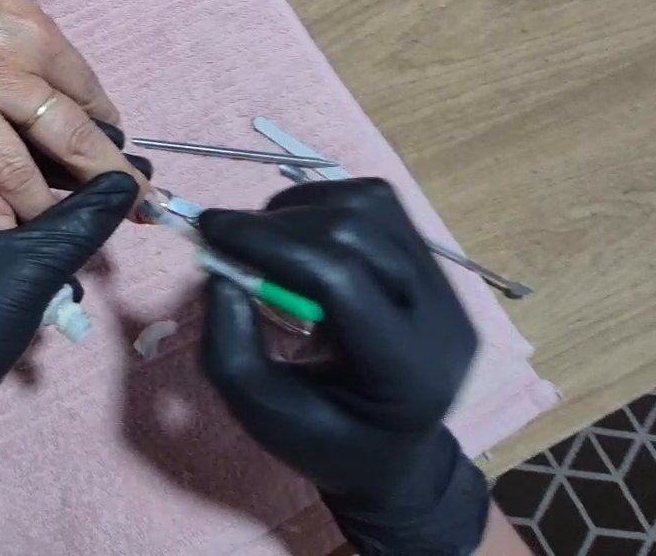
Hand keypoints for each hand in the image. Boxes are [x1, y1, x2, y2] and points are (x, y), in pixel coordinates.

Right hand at [0, 0, 144, 228]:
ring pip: (11, 170)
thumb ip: (30, 37)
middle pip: (66, 138)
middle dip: (103, 178)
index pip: (85, 92)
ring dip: (44, 205)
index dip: (107, 128)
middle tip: (126, 204)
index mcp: (29, 30)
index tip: (113, 147)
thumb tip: (55, 82)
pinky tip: (1, 225)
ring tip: (63, 224)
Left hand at [0, 150, 146, 516]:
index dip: (78, 142)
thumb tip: (131, 180)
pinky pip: (20, 217)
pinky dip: (54, 224)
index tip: (129, 155)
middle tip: (137, 183)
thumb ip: (83, 219)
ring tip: (122, 207)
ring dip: (72, 202)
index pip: (19, 135)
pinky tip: (88, 232)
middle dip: (82, 173)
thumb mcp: (32, 267)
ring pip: (26, 191)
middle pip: (27, 161)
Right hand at [197, 180, 492, 555]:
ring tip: (265, 235)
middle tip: (227, 237)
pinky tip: (299, 234)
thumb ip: (230, 346)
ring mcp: (446, 287)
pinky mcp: (434, 266)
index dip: (267, 243)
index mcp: (404, 372)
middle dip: (277, 225)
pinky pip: (377, 204)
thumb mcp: (261, 413)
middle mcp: (441, 320)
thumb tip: (220, 271)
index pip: (340, 279)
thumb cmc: (324, 438)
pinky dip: (325, 203)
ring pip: (370, 205)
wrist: (392, 452)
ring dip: (302, 207)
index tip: (208, 230)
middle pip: (355, 233)